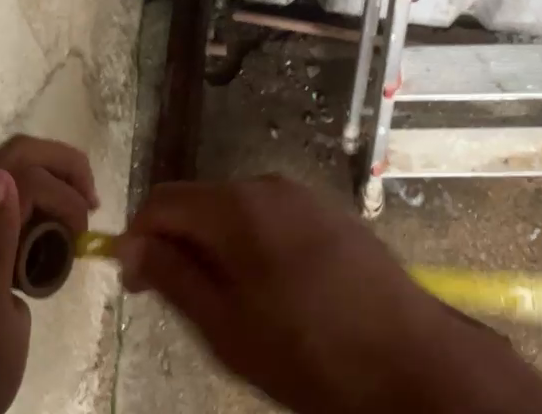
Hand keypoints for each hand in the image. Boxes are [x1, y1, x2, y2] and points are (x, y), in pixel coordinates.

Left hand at [0, 137, 98, 413]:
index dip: (60, 190)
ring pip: (20, 174)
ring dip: (57, 189)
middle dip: (64, 171)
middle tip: (91, 211)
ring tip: (76, 231)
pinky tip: (57, 246)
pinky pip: (17, 204)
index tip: (82, 233)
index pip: (17, 170)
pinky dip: (47, 211)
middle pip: (18, 157)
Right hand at [113, 176, 541, 413]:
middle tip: (186, 304)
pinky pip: (273, 217)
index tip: (136, 284)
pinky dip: (255, 244)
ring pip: (237, 210)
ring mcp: (304, 194)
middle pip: (201, 201)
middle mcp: (268, 184)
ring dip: (219, 246)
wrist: (410, 358)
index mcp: (237, 205)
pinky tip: (275, 291)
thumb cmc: (308, 351)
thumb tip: (131, 246)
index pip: (162, 200)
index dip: (138, 238)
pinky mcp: (330, 211)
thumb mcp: (226, 327)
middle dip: (181, 243)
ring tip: (234, 305)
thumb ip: (173, 277)